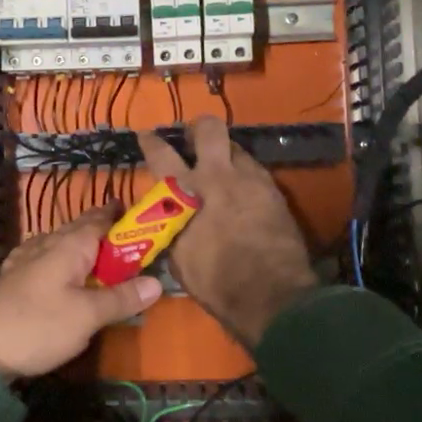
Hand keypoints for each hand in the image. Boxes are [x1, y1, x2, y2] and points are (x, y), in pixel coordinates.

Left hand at [0, 205, 163, 379]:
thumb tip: (158, 282)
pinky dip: (63, 261)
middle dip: (105, 230)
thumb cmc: (38, 325)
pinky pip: (47, 259)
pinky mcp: (15, 280)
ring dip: (84, 246)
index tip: (143, 216)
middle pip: (81, 229)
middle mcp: (48, 244)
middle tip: (131, 238)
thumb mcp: (87, 316)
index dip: (123, 216)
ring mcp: (27, 261)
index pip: (101, 220)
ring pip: (62, 243)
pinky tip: (63, 272)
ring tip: (103, 256)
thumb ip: (121, 298)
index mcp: (70, 245)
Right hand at [138, 116, 318, 345]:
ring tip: (223, 167)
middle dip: (199, 128)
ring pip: (236, 146)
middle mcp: (217, 175)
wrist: (270, 293)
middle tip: (194, 139)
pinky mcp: (273, 189)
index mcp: (184, 192)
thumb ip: (171, 229)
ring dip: (226, 152)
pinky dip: (245, 174)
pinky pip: (255, 169)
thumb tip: (168, 220)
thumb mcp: (178, 259)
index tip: (147, 136)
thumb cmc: (216, 282)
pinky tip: (245, 190)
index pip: (160, 154)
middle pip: (208, 129)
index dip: (151, 141)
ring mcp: (249, 178)